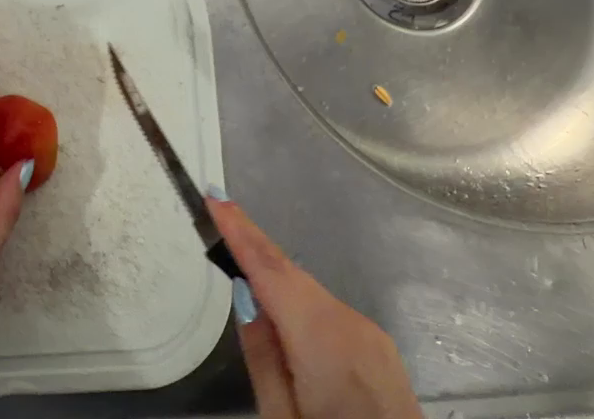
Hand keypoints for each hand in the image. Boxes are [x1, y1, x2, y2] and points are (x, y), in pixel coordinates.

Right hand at [209, 194, 423, 418]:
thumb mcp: (283, 418)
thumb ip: (263, 358)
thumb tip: (246, 298)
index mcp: (321, 339)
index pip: (270, 271)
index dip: (241, 231)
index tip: (216, 197)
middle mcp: (349, 322)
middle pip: (290, 274)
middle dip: (253, 241)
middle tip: (218, 211)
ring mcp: (369, 332)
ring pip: (309, 292)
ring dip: (274, 274)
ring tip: (238, 256)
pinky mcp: (378, 346)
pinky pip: (328, 311)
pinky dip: (298, 299)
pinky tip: (281, 307)